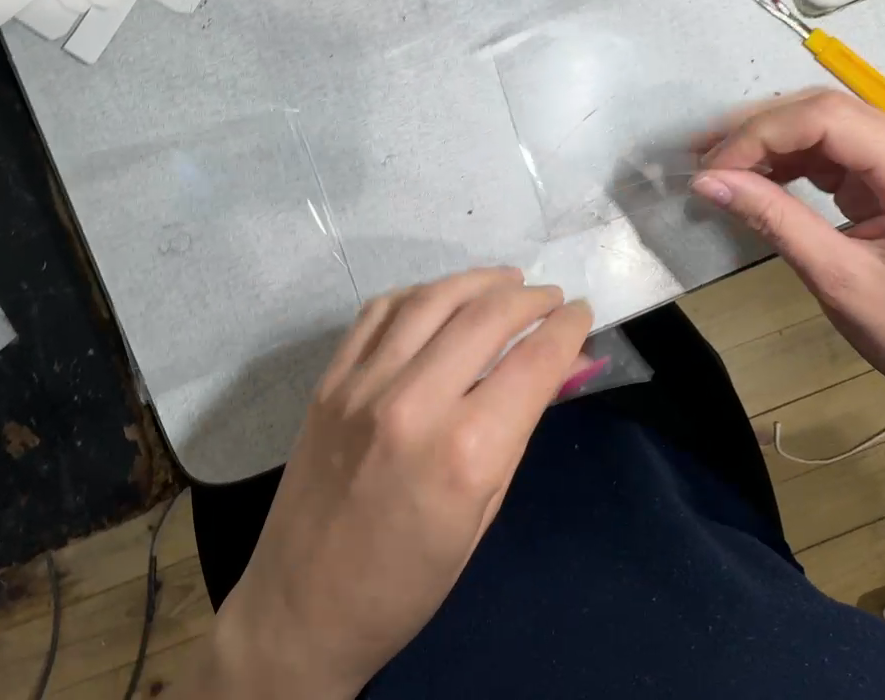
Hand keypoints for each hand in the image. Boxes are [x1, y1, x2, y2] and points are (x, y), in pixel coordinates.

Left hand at [202, 268, 592, 698]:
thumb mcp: (481, 517)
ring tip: (506, 280)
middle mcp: (413, 403)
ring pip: (430, 300)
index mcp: (464, 452)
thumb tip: (552, 372)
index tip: (581, 313)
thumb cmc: (408, 582)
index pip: (533, 363)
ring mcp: (363, 385)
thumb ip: (516, 433)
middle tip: (550, 296)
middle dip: (529, 298)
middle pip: (485, 316)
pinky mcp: (329, 380)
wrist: (303, 605)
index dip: (566, 329)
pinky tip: (440, 296)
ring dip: (476, 280)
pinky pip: (378, 312)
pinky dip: (418, 294)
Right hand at [689, 91, 884, 430]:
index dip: (762, 133)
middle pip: (828, 113)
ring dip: (771, 143)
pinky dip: (790, 162)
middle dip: (760, 130)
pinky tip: (758, 179)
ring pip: (827, 128)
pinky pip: (834, 155)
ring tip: (720, 167)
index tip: (712, 169)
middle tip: (703, 158)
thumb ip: (773, 219)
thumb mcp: (837, 278)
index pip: (829, 118)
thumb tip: (707, 181)